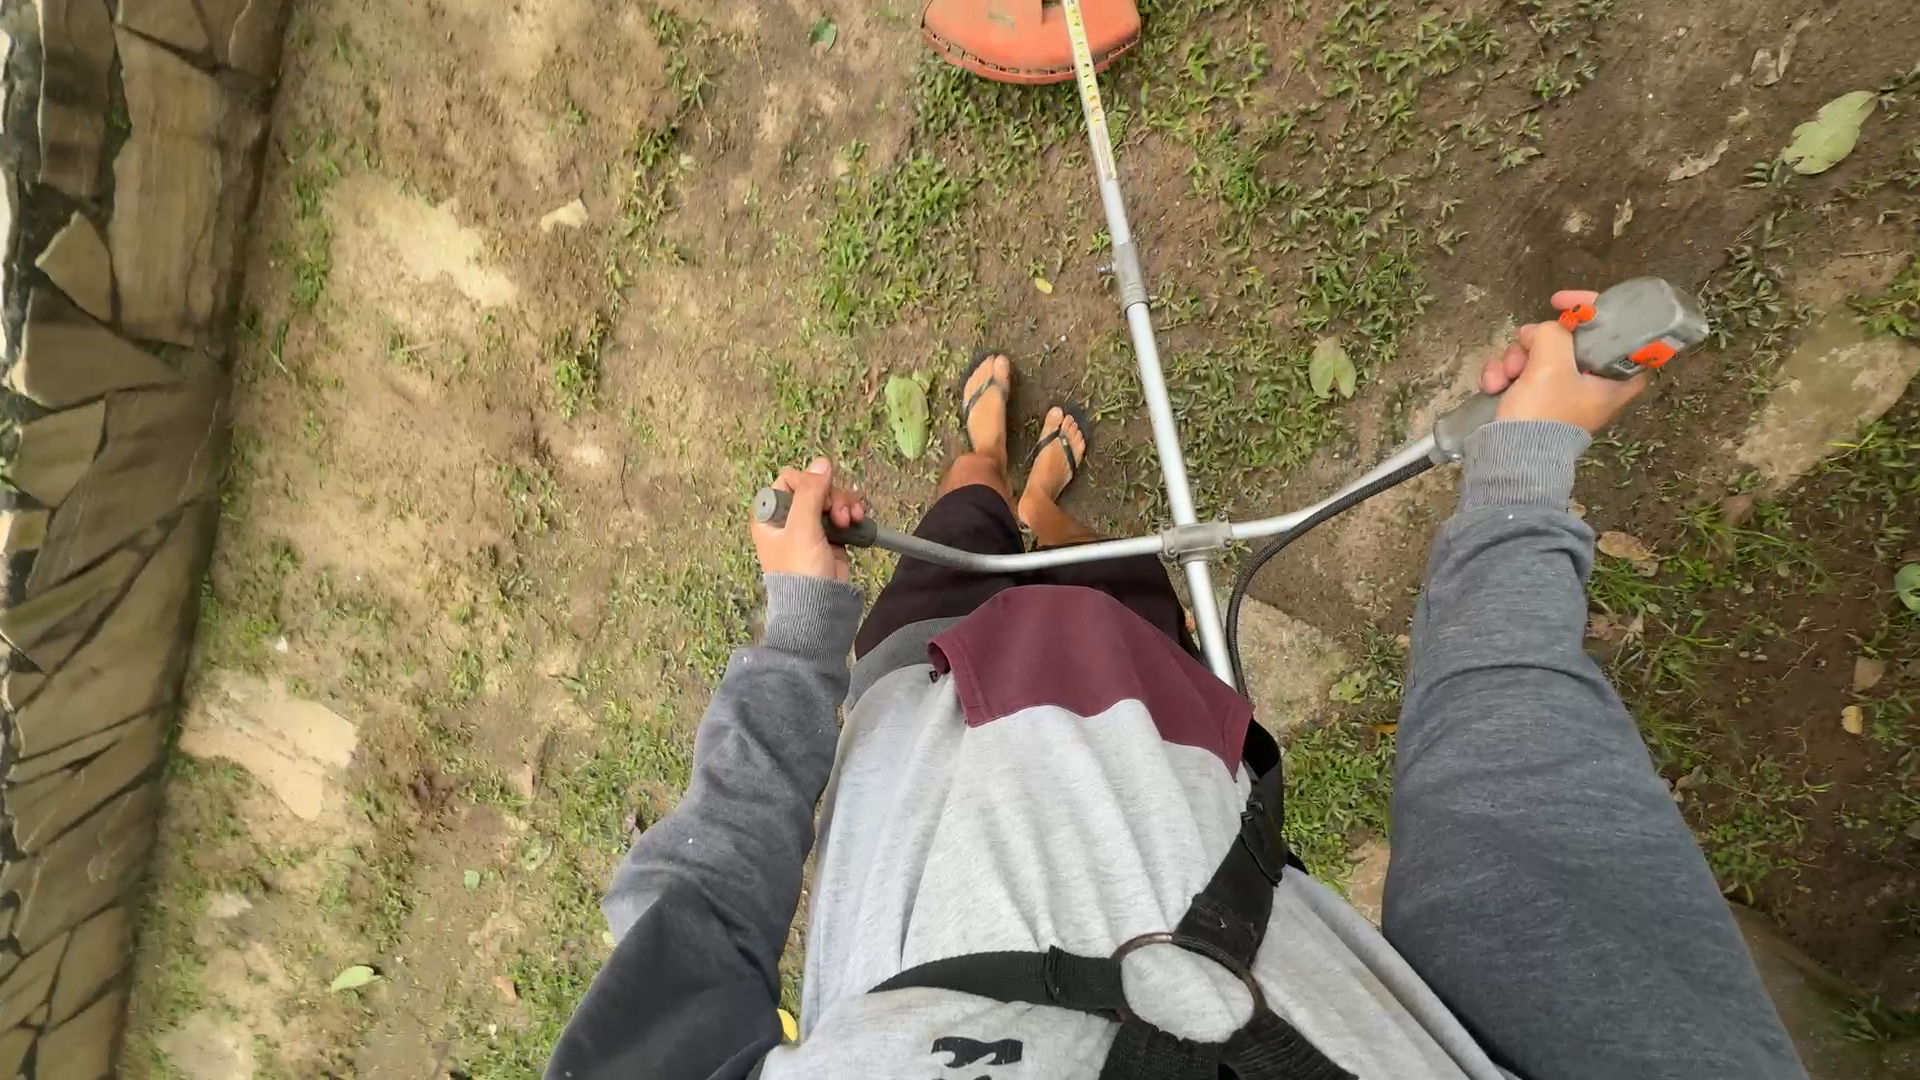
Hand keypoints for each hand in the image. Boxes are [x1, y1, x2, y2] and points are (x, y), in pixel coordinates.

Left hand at [750, 458, 865, 581]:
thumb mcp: (802, 528)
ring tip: (852, 520)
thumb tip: (822, 462)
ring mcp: (810, 527)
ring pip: (831, 499)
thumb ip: (810, 492)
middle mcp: (788, 518)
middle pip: (815, 487)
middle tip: (840, 515)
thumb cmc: (801, 569)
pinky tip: (859, 521)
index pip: (790, 480)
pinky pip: (842, 514)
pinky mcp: (830, 536)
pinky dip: (852, 514)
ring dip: (845, 505)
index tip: (821, 498)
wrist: (818, 606)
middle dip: (833, 497)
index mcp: (770, 514)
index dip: (810, 484)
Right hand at [1480, 290, 1645, 432]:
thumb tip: (1538, 331)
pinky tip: (1493, 386)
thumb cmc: (1542, 414)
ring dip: (1511, 361)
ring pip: (1536, 355)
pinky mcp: (1534, 400)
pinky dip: (1502, 375)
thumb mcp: (1550, 366)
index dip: (1588, 308)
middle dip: (1534, 345)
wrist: (1509, 459)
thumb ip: (1551, 335)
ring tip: (1501, 379)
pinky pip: (1519, 372)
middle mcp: (1594, 380)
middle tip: (1521, 357)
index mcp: (1619, 374)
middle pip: (1565, 340)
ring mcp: (1561, 391)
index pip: (1615, 326)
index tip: (1557, 301)